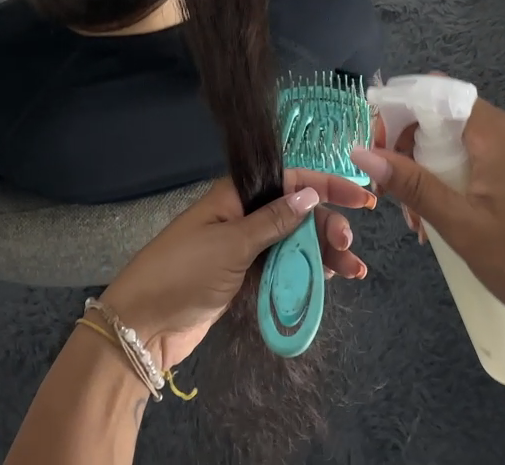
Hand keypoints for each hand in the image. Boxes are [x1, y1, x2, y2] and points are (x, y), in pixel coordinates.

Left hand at [98, 170, 373, 368]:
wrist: (143, 325)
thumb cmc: (183, 273)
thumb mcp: (231, 244)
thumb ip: (273, 220)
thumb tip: (309, 192)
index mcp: (236, 196)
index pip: (289, 180)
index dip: (326, 185)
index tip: (361, 197)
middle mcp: (243, 216)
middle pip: (297, 213)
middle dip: (327, 226)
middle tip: (348, 247)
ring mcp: (245, 249)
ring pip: (294, 243)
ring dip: (324, 254)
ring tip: (353, 271)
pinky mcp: (245, 278)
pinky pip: (283, 268)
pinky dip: (307, 274)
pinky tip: (330, 281)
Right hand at [350, 98, 504, 334]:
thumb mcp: (462, 225)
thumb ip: (411, 184)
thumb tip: (360, 151)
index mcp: (497, 131)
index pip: (433, 96)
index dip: (396, 117)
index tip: (374, 154)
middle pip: (444, 119)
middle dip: (409, 152)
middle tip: (392, 199)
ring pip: (460, 143)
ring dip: (431, 173)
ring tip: (419, 222)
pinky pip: (482, 161)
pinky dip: (456, 181)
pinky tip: (448, 219)